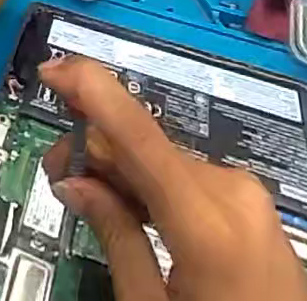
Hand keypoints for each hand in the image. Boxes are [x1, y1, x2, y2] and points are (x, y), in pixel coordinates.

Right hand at [37, 56, 306, 300]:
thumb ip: (117, 240)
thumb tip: (75, 182)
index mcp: (209, 225)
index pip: (139, 134)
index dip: (91, 89)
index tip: (54, 68)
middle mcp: (233, 190)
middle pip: (146, 146)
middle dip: (94, 147)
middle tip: (56, 170)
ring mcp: (248, 195)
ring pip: (164, 160)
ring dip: (121, 166)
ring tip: (85, 188)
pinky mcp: (252, 204)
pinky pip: (188, 178)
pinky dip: (151, 182)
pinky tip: (127, 198)